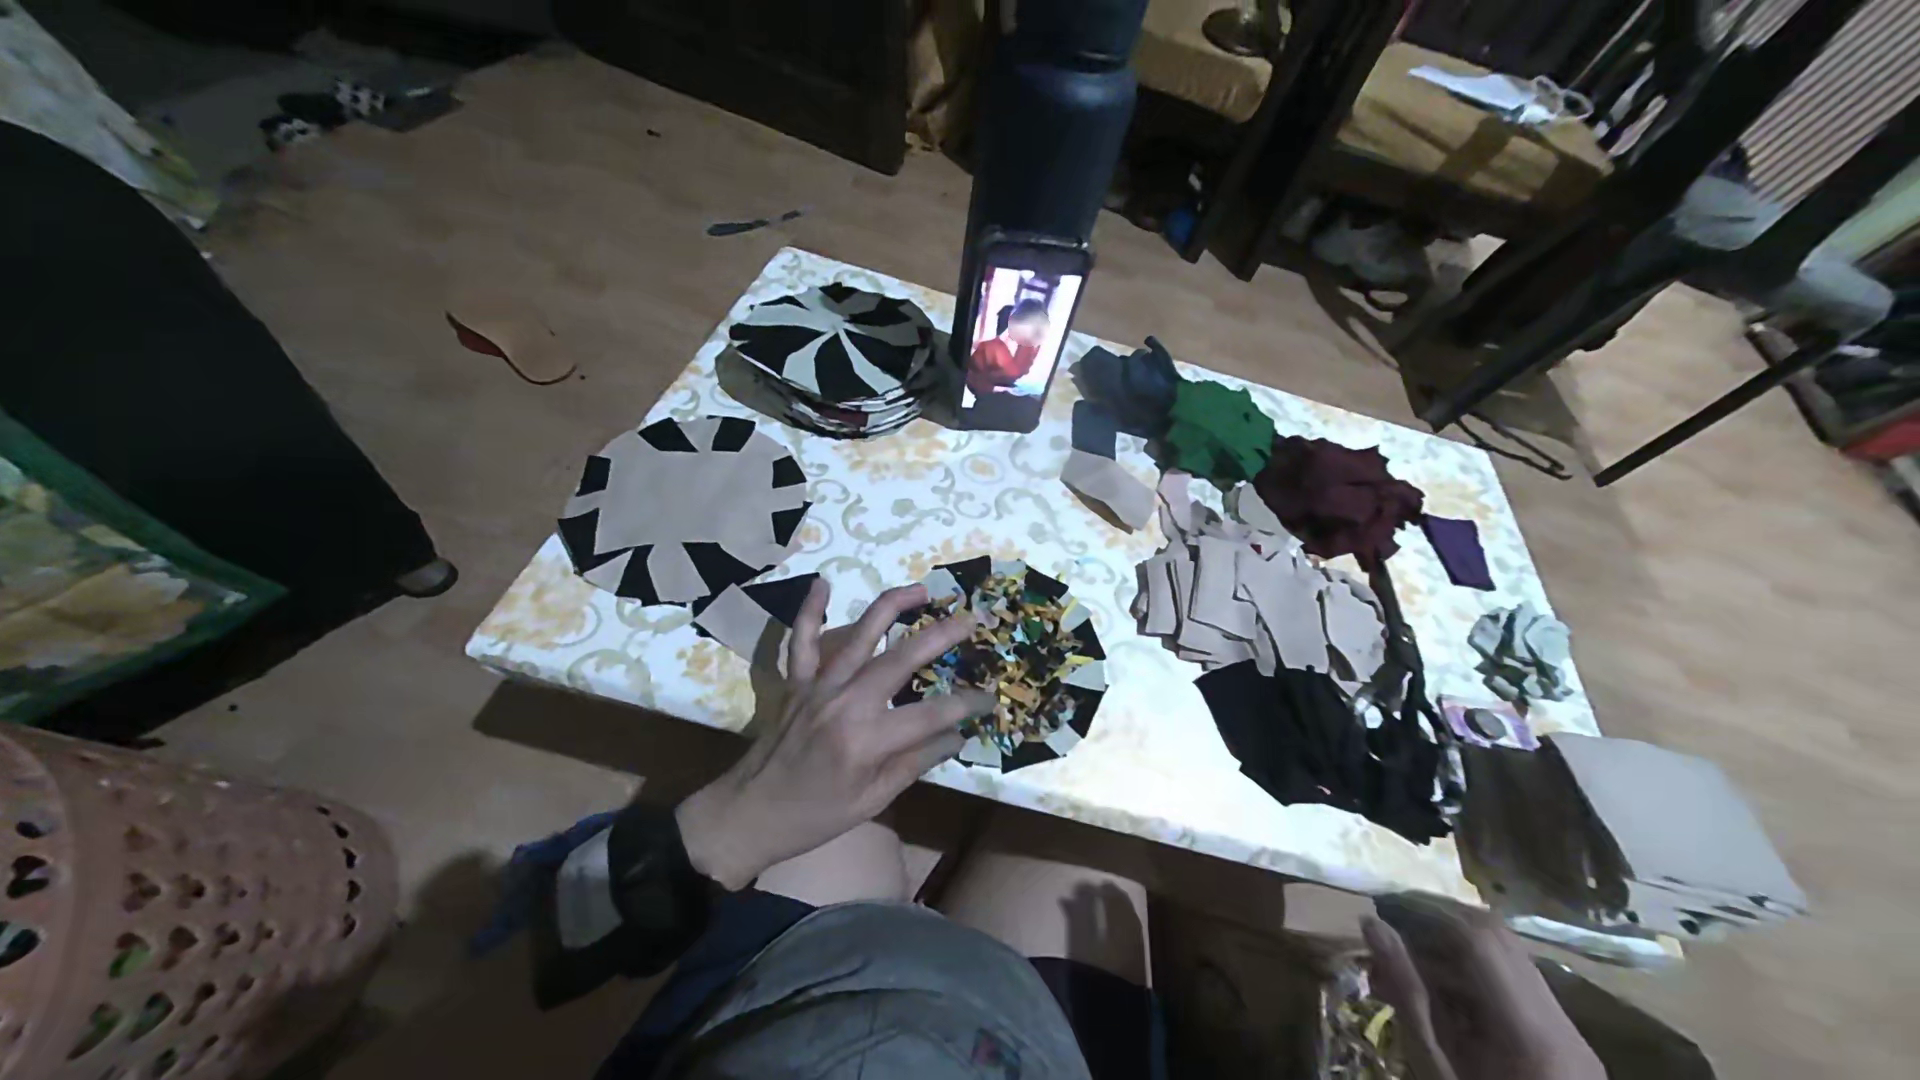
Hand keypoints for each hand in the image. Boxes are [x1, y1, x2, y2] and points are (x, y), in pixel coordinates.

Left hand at [675, 579, 990, 889]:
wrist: (748, 814)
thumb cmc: (816, 816)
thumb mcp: (874, 800)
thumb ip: (917, 761)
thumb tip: (958, 734)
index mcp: (867, 740)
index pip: (933, 714)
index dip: (967, 704)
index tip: (990, 697)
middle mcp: (845, 703)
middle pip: (901, 658)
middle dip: (942, 635)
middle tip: (972, 618)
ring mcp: (817, 685)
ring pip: (859, 635)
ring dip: (893, 607)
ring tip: (922, 590)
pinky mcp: (796, 681)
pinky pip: (802, 639)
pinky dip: (810, 610)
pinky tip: (823, 583)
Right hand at [1362, 896, 1603, 1079]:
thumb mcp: (1431, 1066)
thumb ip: (1406, 991)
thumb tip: (1372, 923)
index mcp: (1533, 1034)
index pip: (1480, 938)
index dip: (1428, 910)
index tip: (1381, 906)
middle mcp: (1563, 1026)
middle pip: (1497, 939)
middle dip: (1436, 921)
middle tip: (1387, 926)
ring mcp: (1571, 1038)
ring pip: (1507, 959)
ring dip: (1450, 948)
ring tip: (1400, 964)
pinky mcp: (1565, 1048)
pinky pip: (1514, 988)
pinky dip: (1469, 976)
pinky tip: (1434, 992)